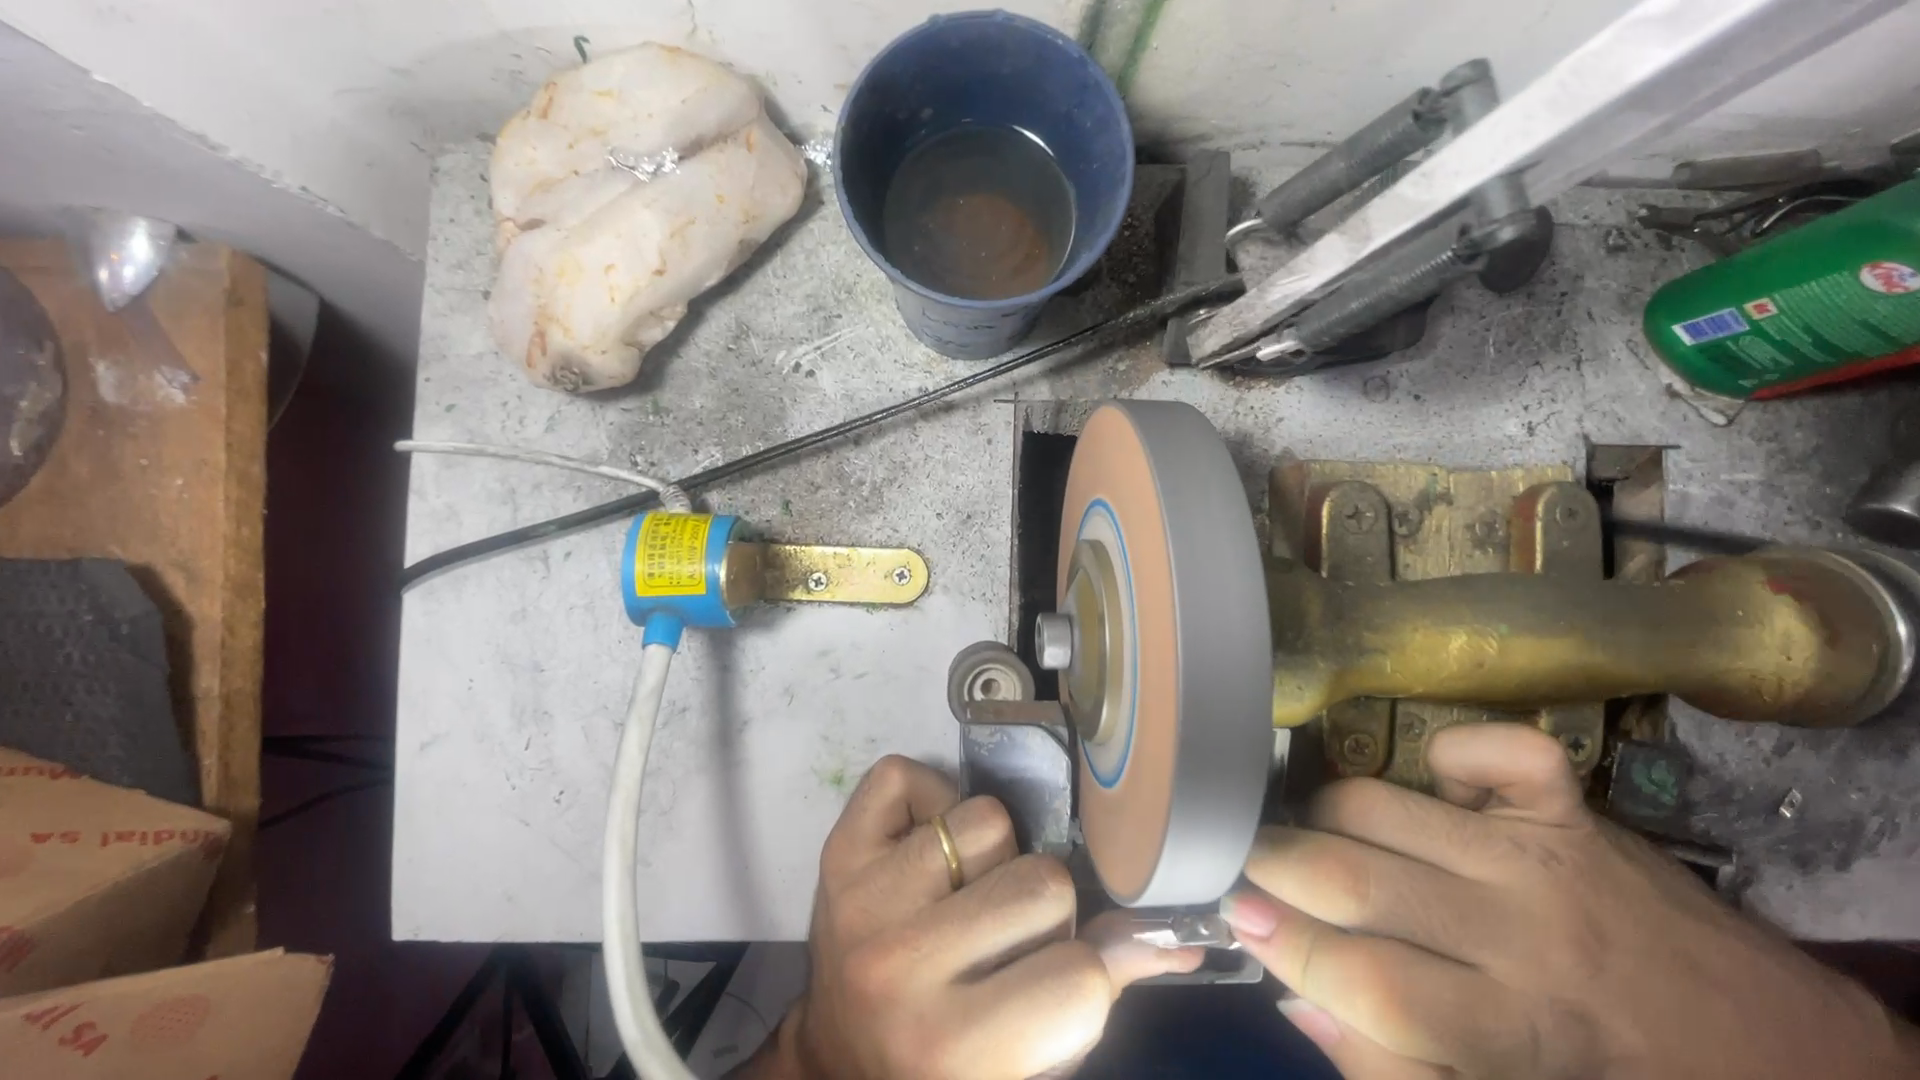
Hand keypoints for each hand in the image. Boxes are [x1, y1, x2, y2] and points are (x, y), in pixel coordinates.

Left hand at [742, 756, 1199, 1079]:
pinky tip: (928, 849)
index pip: (1079, 973)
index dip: (1084, 969)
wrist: (842, 1060)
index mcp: (954, 1045)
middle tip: (1013, 934)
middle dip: (1044, 906)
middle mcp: (900, 969)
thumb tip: (1177, 942)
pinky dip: (929, 798)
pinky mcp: (836, 853)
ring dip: (993, 851)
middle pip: (1040, 880)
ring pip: (985, 819)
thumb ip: (1099, 994)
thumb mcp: (1028, 1061)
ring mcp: (863, 902)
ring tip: (970, 892)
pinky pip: (904, 776)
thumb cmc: (947, 1065)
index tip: (1059, 977)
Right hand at [1221, 723, 1919, 1078]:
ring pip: (1384, 806)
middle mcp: (1524, 932)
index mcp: (1515, 1029)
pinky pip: (1497, 750)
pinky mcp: (1571, 807)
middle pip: (1359, 881)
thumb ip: (1391, 1069)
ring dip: (1321, 815)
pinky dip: (1448, 753)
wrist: (1770, 1047)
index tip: (1237, 918)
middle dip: (1274, 866)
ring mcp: (1544, 854)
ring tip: (1309, 834)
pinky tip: (1428, 787)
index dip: (1286, 946)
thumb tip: (1296, 997)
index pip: (1369, 980)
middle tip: (1241, 862)